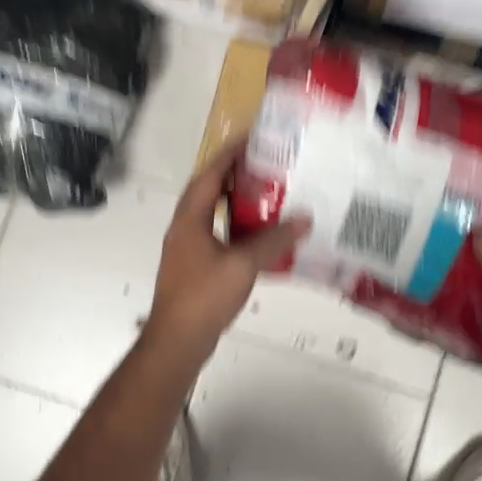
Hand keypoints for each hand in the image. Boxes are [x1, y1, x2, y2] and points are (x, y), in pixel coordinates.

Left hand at [145, 137, 310, 359]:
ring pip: (211, 214)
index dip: (230, 154)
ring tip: (265, 195)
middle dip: (233, 175)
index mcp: (190, 218)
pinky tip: (258, 236)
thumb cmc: (205, 296)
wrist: (177, 341)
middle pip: (208, 190)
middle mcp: (184, 227)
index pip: (209, 174)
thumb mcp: (243, 265)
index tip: (252, 138)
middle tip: (264, 165)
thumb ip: (273, 240)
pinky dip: (235, 228)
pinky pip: (215, 235)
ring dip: (234, 201)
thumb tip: (304, 219)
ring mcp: (187, 249)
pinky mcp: (194, 268)